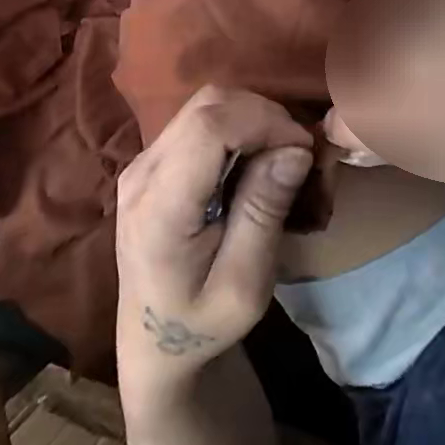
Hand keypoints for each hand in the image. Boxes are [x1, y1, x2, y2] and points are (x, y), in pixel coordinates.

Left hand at [115, 87, 313, 396]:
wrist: (153, 337)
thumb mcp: (245, 284)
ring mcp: (139, 163)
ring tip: (279, 155)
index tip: (304, 149)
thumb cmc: (201, 321)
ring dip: (249, 118)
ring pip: (201, 106)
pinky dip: (234, 127)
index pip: (208, 127)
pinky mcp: (148, 163)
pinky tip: (253, 159)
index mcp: (159, 207)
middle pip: (206, 106)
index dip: (264, 121)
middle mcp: (141, 173)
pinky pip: (195, 123)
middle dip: (262, 115)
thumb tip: (295, 149)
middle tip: (298, 152)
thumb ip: (263, 211)